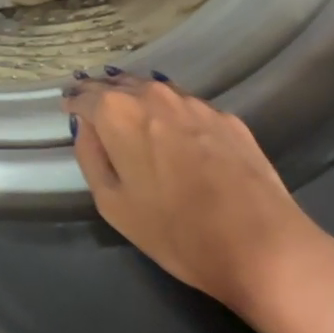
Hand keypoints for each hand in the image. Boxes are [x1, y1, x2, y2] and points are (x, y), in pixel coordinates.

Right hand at [63, 74, 333, 332]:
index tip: (68, 109)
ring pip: (155, 92)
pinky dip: (175, 117)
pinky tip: (181, 140)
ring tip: (137, 122)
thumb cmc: (177, 231)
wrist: (265, 247)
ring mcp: (195, 103)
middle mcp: (153, 94)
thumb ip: (90, 156)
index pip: (83, 94)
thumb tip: (85, 127)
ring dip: (141, 102)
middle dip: (105, 96)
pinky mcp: (229, 119)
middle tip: (98, 113)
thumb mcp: (113, 204)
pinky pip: (188, 109)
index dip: (73, 102)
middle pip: (119, 85)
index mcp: (117, 111)